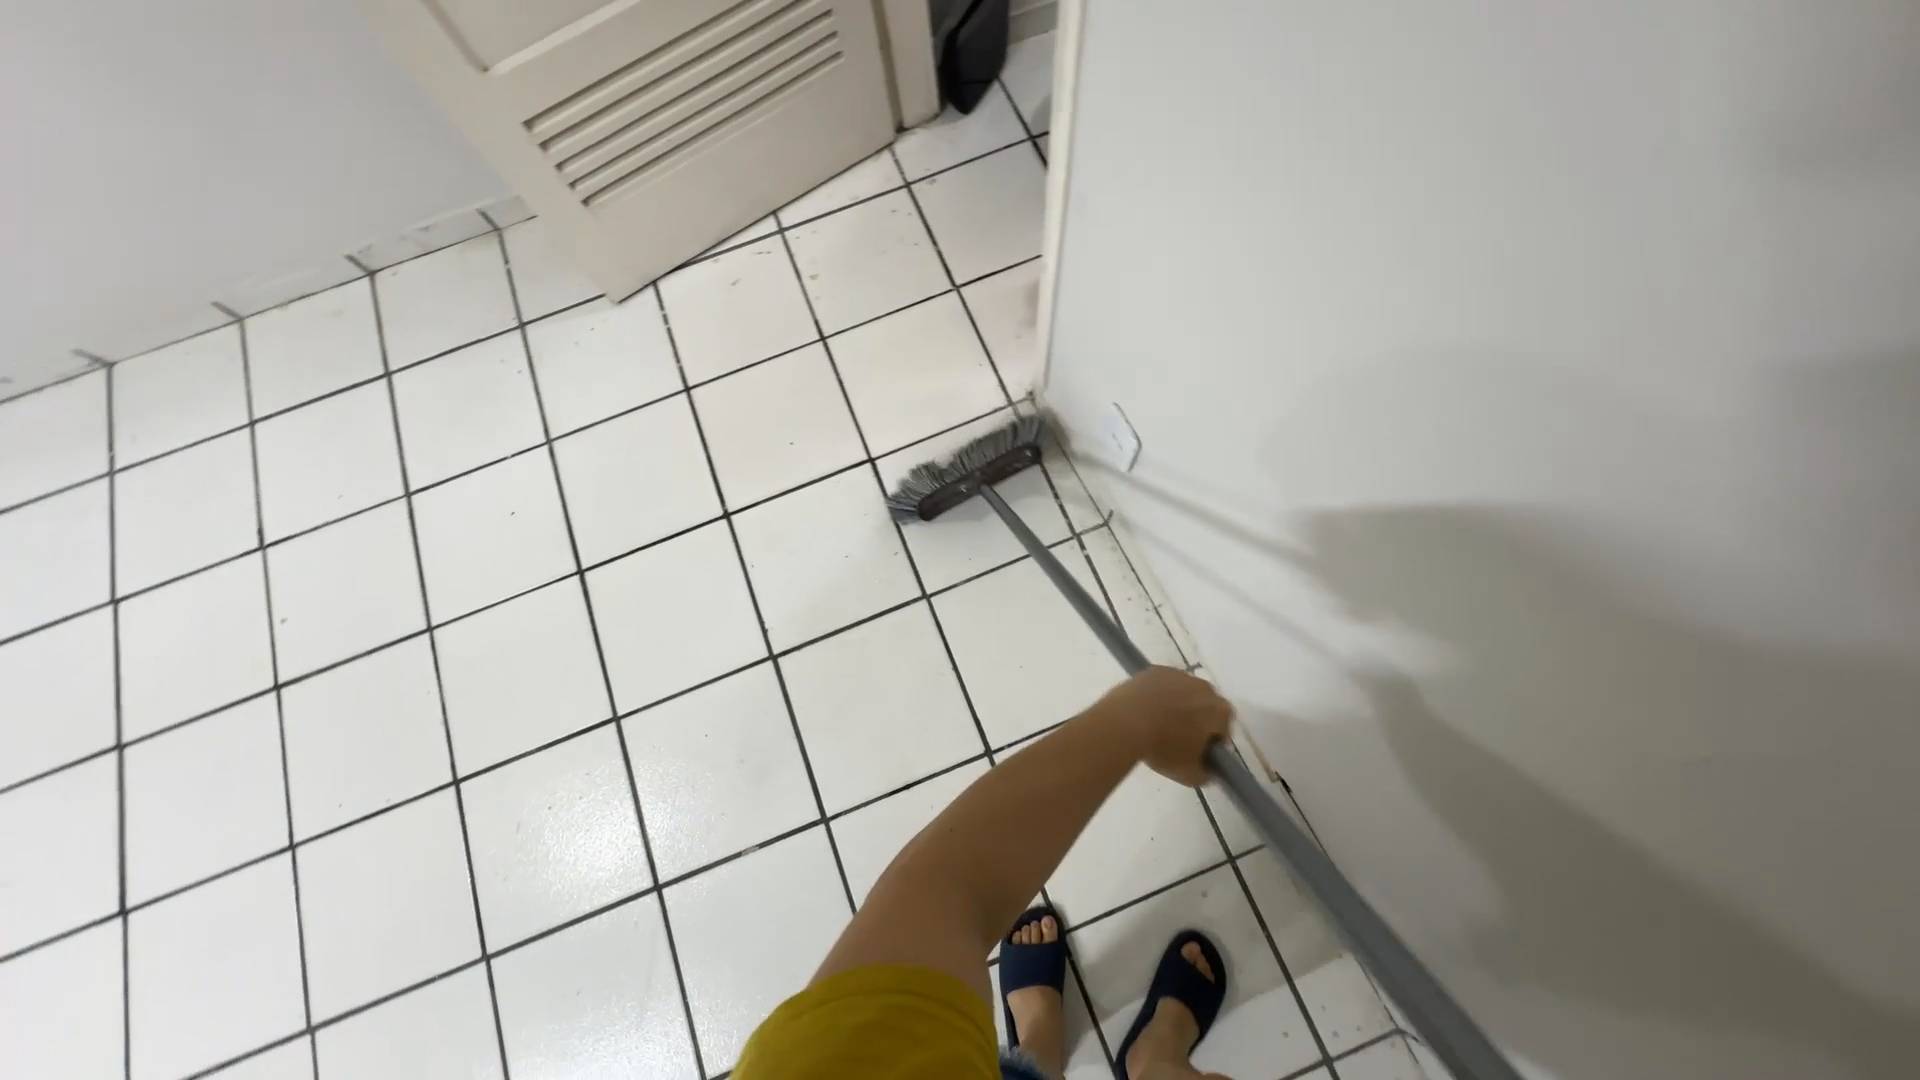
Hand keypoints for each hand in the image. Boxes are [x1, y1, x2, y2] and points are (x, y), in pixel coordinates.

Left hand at [1095, 666, 1233, 785]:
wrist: (1125, 722)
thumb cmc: (1163, 748)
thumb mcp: (1190, 775)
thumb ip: (1205, 772)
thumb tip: (1206, 769)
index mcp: (1220, 711)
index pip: (1222, 730)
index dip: (1209, 743)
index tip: (1194, 753)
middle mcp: (1205, 688)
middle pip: (1204, 707)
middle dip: (1194, 720)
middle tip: (1175, 738)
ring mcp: (1179, 675)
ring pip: (1183, 693)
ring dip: (1176, 705)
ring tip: (1156, 723)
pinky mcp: (1155, 669)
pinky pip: (1162, 684)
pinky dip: (1157, 694)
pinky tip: (1144, 709)